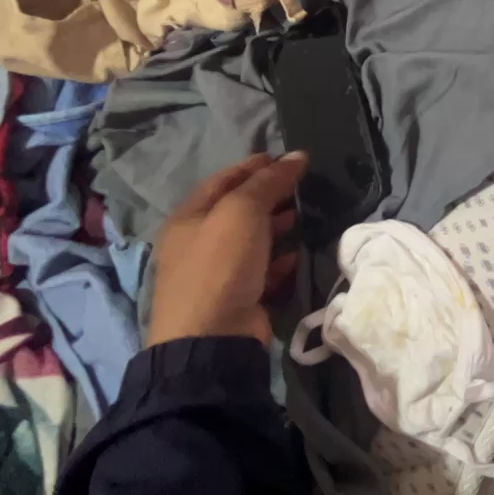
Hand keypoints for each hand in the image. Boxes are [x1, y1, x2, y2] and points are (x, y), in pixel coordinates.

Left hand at [147, 152, 308, 346]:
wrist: (213, 338)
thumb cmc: (220, 265)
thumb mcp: (242, 211)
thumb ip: (269, 181)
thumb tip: (296, 156)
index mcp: (189, 218)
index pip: (224, 179)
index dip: (255, 165)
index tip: (289, 158)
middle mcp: (199, 243)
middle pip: (240, 209)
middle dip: (271, 195)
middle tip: (303, 186)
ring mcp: (217, 272)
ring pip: (254, 238)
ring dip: (279, 225)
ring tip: (304, 217)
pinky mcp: (238, 295)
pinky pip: (263, 268)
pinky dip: (281, 258)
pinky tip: (295, 254)